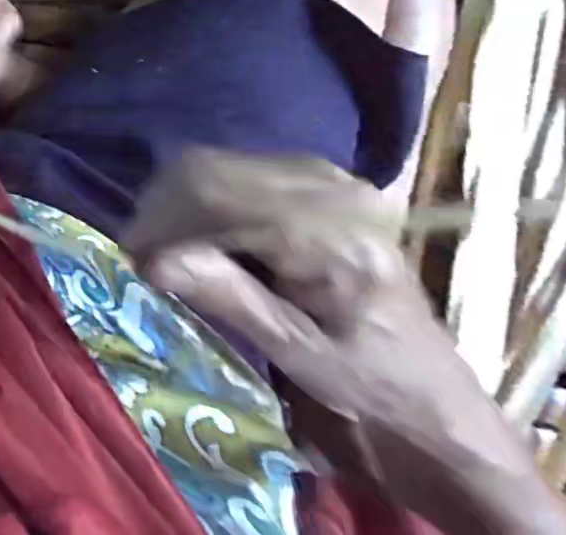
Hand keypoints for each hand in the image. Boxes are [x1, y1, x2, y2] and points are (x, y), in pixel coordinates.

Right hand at [123, 150, 565, 534]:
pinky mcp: (311, 181)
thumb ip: (227, 297)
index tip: (132, 258)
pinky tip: (196, 237)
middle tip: (140, 254)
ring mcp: (321, 176)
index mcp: (333, 228)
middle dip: (163, 208)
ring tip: (162, 248)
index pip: (217, 196)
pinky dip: (200, 201)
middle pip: (210, 169)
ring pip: (214, 165)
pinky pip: (232, 172)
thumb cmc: (373, 389)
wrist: (433, 402)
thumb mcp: (298, 353)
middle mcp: (329, 185)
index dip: (163, 221)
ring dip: (177, 203)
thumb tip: (151, 260)